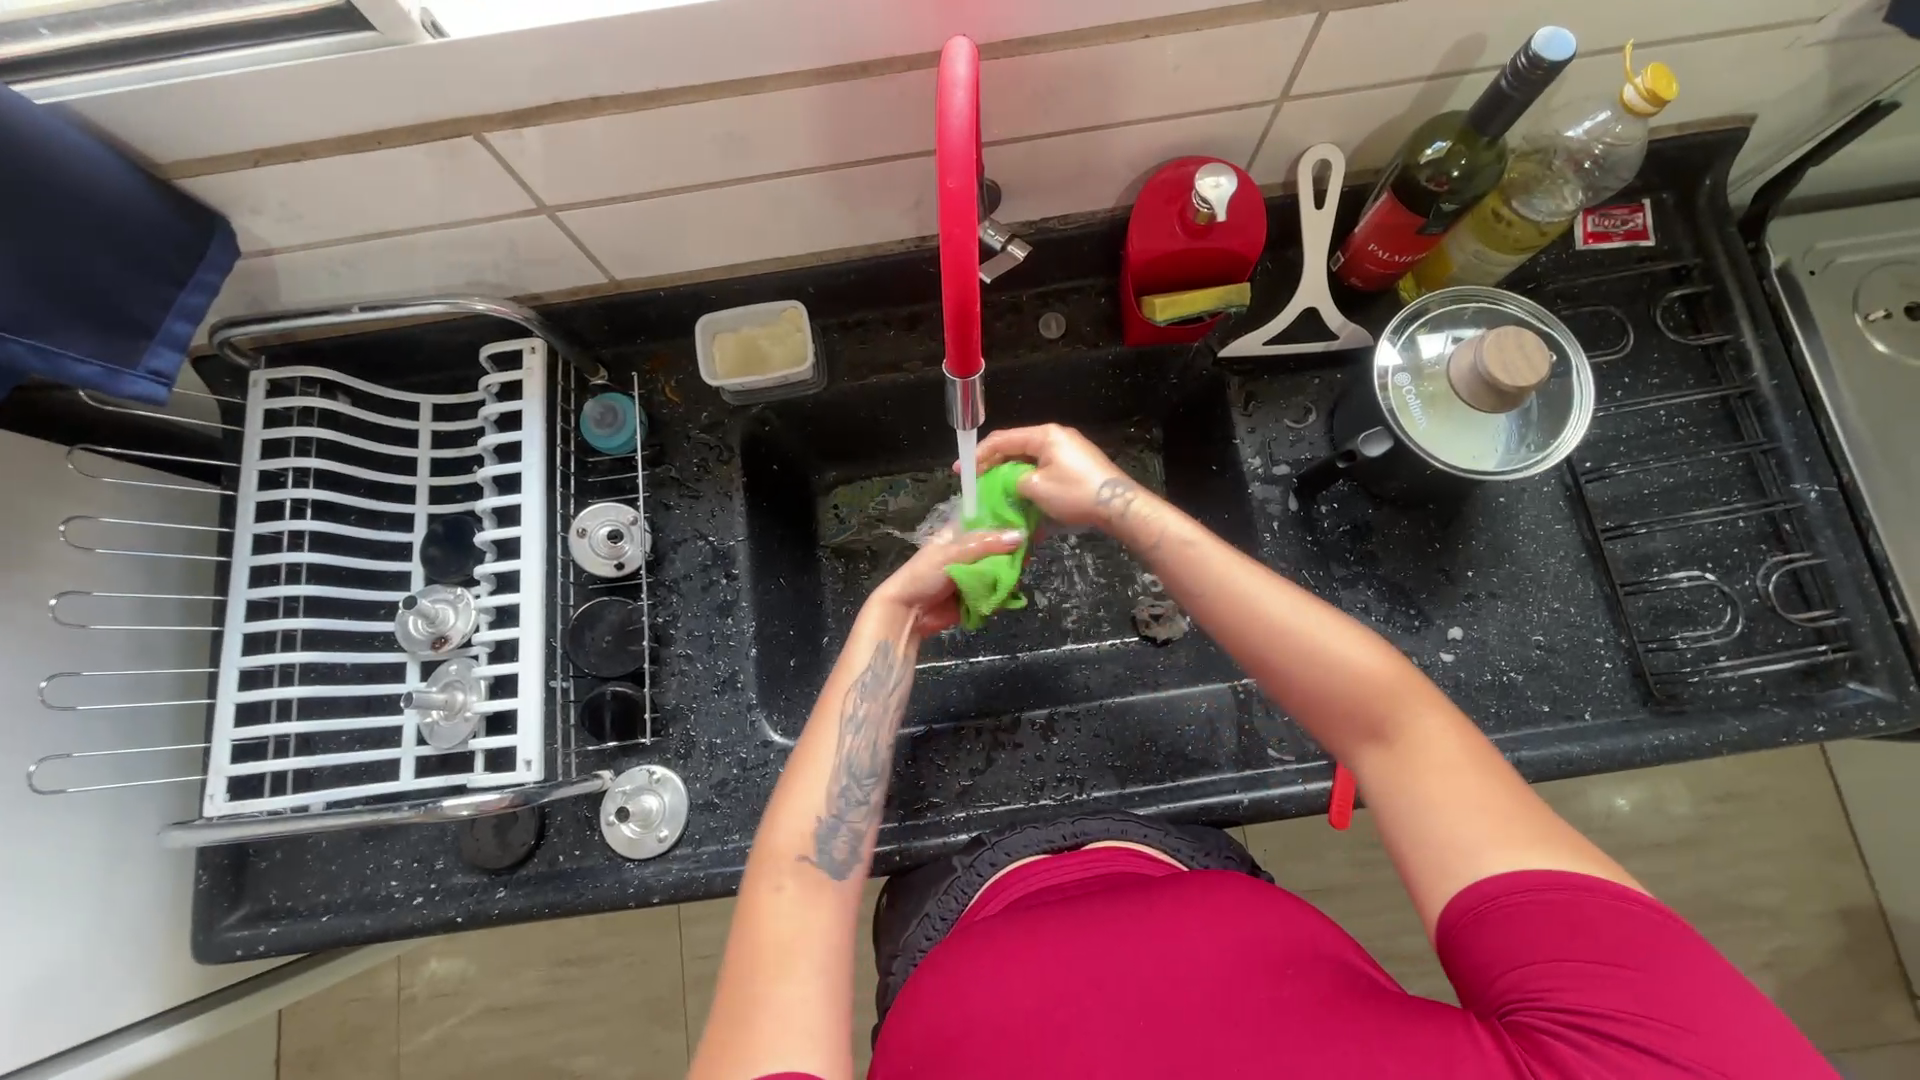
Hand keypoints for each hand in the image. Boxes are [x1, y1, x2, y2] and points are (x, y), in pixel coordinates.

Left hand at [867, 528, 1025, 638]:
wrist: (908, 614)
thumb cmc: (923, 576)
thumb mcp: (952, 553)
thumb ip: (986, 544)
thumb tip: (1021, 535)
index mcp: (961, 533)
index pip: (989, 519)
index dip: (1009, 518)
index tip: (1031, 518)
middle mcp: (971, 550)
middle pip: (1001, 545)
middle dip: (1014, 550)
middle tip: (1029, 552)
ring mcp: (976, 573)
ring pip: (1003, 568)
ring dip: (1010, 573)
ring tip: (1020, 573)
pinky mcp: (979, 594)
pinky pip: (999, 589)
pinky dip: (1004, 592)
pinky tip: (1012, 591)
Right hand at [969, 424, 1142, 529]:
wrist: (1119, 506)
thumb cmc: (1075, 493)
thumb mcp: (1036, 488)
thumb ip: (1013, 480)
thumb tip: (1007, 483)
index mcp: (1045, 435)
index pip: (1002, 439)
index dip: (978, 455)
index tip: (962, 471)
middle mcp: (1056, 437)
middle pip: (1016, 447)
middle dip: (993, 465)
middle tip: (974, 481)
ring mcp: (1068, 450)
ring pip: (1029, 460)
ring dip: (1010, 474)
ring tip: (994, 490)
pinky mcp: (1076, 466)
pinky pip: (1044, 468)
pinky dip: (1028, 479)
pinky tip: (1020, 495)